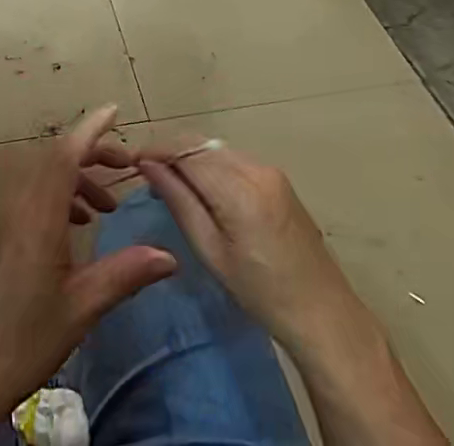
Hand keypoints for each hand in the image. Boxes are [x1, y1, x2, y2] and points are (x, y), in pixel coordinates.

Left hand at [0, 107, 177, 444]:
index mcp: (37, 215)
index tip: (115, 112)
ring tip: (105, 206)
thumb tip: (170, 256)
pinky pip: (30, 194)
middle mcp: (15, 206)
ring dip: (76, 178)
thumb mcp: (83, 306)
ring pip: (42, 176)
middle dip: (92, 154)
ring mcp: (0, 217)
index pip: (65, 154)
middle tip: (125, 166)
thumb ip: (127, 273)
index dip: (92, 129)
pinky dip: (57, 195)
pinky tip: (75, 225)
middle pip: (54, 158)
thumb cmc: (26, 337)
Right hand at [137, 140, 360, 350]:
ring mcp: (271, 170)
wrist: (320, 309)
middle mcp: (256, 169)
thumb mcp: (210, 251)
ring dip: (190, 156)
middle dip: (171, 151)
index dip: (157, 151)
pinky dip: (211, 164)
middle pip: (203, 144)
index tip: (132, 162)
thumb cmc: (260, 291)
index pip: (188, 151)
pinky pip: (234, 159)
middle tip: (145, 173)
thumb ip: (179, 201)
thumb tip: (149, 167)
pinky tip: (200, 186)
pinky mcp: (278, 178)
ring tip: (168, 181)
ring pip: (218, 149)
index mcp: (239, 190)